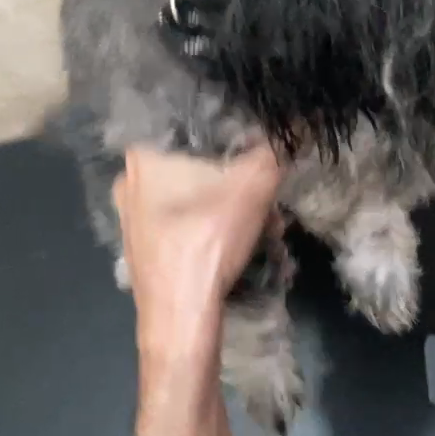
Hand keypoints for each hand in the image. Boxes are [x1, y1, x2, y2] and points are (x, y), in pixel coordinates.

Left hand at [114, 143, 281, 348]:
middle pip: (198, 168)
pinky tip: (240, 251)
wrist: (180, 316)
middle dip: (241, 185)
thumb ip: (279, 148)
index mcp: (143, 155)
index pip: (193, 126)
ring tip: (265, 231)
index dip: (232, 136)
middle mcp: (129, 182)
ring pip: (194, 200)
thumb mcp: (255, 185)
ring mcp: (132, 220)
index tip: (260, 152)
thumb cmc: (207, 240)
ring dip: (234, 212)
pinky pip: (185, 228)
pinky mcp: (144, 251)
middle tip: (270, 204)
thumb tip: (305, 119)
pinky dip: (215, 234)